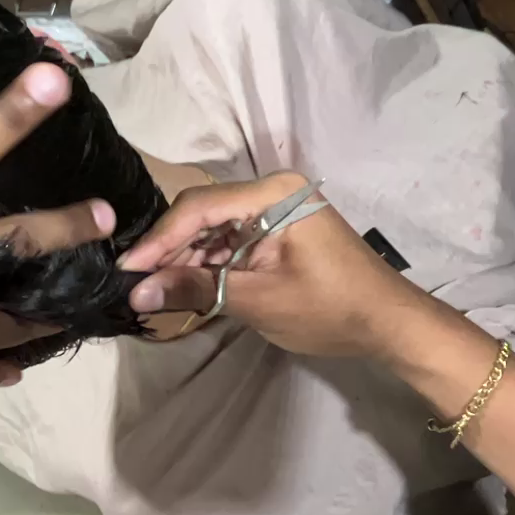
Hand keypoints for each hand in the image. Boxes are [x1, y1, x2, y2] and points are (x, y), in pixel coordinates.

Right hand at [121, 171, 420, 358]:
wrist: (388, 324)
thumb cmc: (329, 309)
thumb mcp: (258, 301)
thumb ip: (197, 289)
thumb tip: (137, 292)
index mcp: (273, 194)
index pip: (198, 208)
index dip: (158, 239)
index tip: (126, 269)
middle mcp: (271, 191)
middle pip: (202, 213)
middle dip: (168, 249)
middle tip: (134, 282)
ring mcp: (275, 209)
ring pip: (212, 228)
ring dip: (185, 258)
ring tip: (154, 288)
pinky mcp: (276, 230)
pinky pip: (230, 240)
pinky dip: (208, 263)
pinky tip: (185, 284)